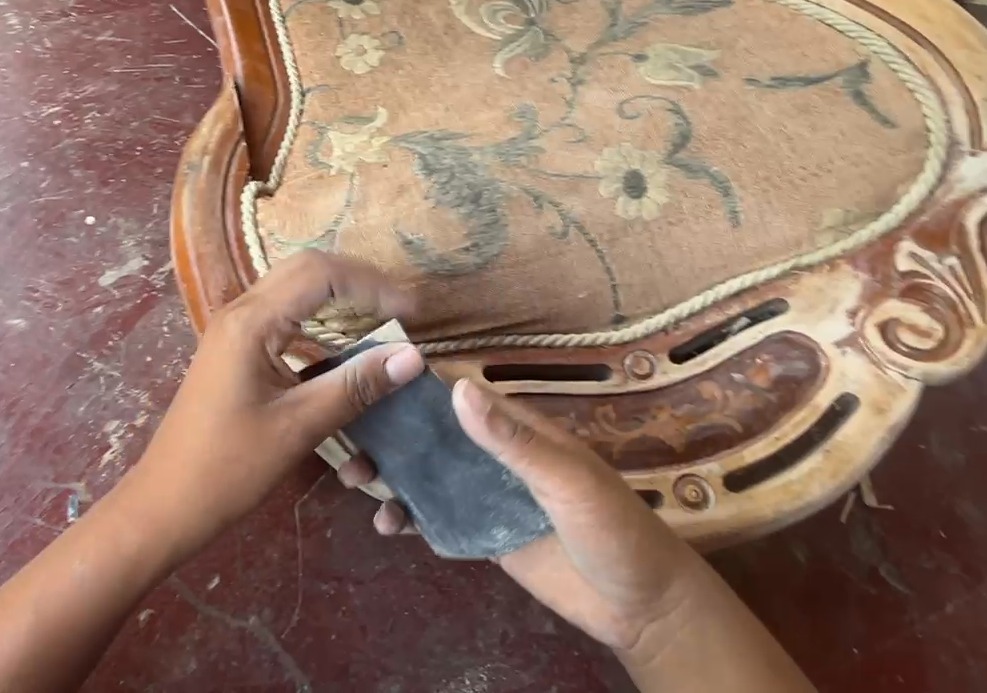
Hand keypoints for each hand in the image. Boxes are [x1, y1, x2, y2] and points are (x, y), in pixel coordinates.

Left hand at [125, 251, 422, 556]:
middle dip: (359, 284)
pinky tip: (341, 352)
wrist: (165, 504)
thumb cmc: (227, 468)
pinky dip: (318, 325)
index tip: (413, 314)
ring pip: (294, 292)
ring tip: (380, 324)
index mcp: (251, 321)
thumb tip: (411, 356)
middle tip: (400, 311)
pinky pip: (283, 318)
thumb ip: (355, 386)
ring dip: (338, 300)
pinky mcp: (235, 350)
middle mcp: (240, 312)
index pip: (322, 274)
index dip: (373, 286)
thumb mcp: (298, 426)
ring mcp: (234, 329)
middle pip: (308, 271)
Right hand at [339, 377, 704, 652]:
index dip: (411, 385)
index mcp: (514, 428)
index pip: (454, 393)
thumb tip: (456, 390)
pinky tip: (387, 525)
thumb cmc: (613, 528)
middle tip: (346, 439)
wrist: (640, 606)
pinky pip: (434, 517)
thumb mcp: (567, 480)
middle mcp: (490, 453)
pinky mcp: (479, 532)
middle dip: (388, 432)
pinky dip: (406, 515)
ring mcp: (482, 494)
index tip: (363, 380)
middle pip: (429, 432)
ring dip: (389, 472)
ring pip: (424, 472)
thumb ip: (513, 440)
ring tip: (355, 480)